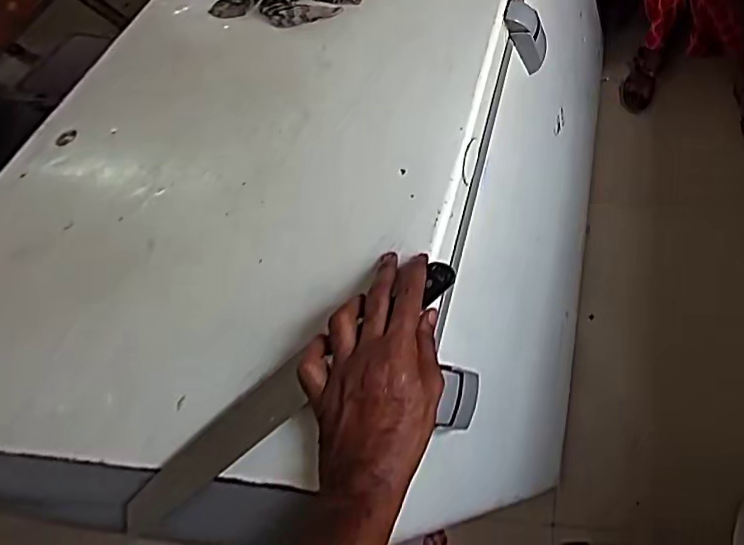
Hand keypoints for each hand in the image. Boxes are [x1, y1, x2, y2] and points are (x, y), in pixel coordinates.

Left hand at [297, 254, 444, 542]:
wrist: (367, 480)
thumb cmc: (398, 443)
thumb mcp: (431, 392)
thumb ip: (427, 350)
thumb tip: (426, 324)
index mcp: (397, 351)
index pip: (407, 298)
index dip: (414, 274)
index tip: (417, 264)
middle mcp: (366, 354)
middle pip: (377, 300)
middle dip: (387, 275)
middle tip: (391, 263)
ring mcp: (341, 370)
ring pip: (342, 321)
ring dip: (355, 302)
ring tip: (363, 295)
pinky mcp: (322, 391)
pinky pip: (313, 360)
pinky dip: (319, 345)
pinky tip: (326, 339)